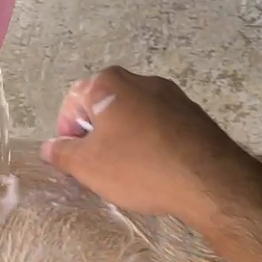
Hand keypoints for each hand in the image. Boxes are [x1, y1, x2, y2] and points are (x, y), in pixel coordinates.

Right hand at [40, 67, 261, 224]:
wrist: (211, 182)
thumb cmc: (139, 167)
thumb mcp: (87, 166)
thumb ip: (61, 152)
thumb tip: (49, 146)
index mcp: (109, 83)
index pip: (72, 101)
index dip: (67, 132)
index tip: (74, 158)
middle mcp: (141, 80)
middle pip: (104, 105)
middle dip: (96, 133)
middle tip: (97, 165)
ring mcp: (172, 95)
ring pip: (132, 115)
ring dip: (123, 138)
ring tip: (128, 169)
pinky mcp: (194, 114)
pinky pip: (159, 125)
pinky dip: (150, 142)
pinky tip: (155, 168)